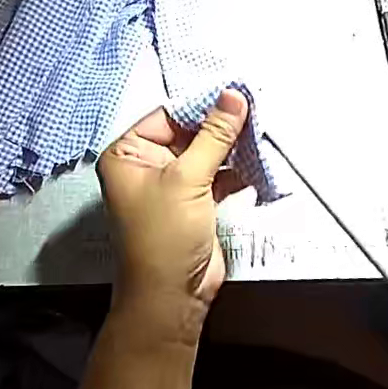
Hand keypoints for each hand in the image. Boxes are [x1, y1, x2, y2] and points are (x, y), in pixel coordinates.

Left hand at [96, 90, 248, 344]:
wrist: (172, 295)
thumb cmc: (163, 237)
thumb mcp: (187, 179)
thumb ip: (213, 136)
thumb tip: (232, 99)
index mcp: (127, 154)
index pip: (165, 116)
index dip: (199, 106)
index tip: (233, 92)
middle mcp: (144, 166)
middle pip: (187, 133)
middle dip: (219, 126)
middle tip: (254, 109)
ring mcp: (169, 185)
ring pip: (204, 155)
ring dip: (230, 148)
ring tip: (260, 132)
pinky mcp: (192, 203)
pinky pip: (215, 176)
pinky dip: (234, 171)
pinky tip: (256, 162)